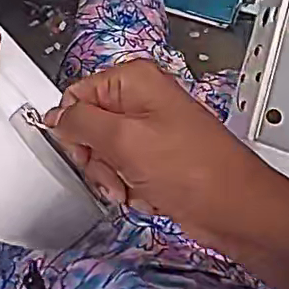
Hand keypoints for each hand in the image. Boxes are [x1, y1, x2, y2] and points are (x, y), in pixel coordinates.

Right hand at [44, 59, 288, 232]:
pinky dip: (131, 188)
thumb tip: (55, 116)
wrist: (233, 209)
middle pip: (88, 128)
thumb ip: (80, 123)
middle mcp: (142, 100)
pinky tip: (151, 194)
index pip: (77, 96)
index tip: (85, 149)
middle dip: (98, 159)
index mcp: (135, 79)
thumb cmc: (193, 170)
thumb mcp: (124, 140)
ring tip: (138, 185)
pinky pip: (123, 173)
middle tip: (117, 170)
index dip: (75, 128)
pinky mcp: (156, 159)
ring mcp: (150, 131)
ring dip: (114, 178)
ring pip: (104, 156)